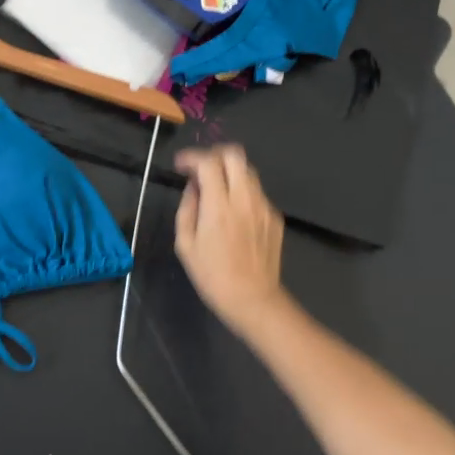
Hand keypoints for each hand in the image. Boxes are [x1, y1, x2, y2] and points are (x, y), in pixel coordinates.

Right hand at [174, 145, 288, 334]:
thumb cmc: (212, 276)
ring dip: (229, 173)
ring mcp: (264, 207)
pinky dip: (242, 193)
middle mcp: (245, 199)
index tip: (180, 165)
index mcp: (219, 206)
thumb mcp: (185, 245)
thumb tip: (193, 188)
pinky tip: (233, 214)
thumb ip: (187, 209)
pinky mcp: (274, 218)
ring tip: (216, 190)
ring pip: (248, 172)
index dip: (191, 157)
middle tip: (201, 169)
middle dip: (215, 155)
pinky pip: (256, 194)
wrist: (252, 299)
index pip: (208, 163)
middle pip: (235, 155)